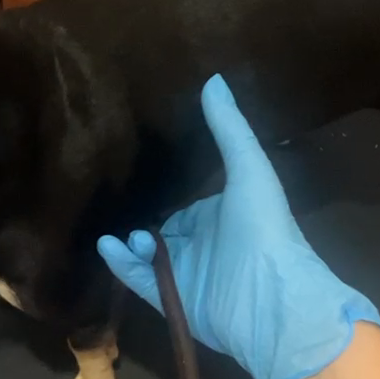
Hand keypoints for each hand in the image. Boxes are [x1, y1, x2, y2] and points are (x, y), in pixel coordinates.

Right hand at [97, 75, 379, 378]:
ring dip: (130, 239)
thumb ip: (228, 128)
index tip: (136, 167)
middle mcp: (203, 242)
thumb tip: (212, 78)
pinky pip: (139, 278)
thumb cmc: (264, 227)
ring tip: (119, 228)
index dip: (165, 188)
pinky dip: (121, 263)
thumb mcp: (248, 168)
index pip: (186, 201)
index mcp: (222, 213)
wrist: (272, 300)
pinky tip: (106, 245)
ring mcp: (186, 272)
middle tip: (116, 198)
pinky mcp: (172, 299)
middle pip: (162, 227)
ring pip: (146, 253)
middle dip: (141, 216)